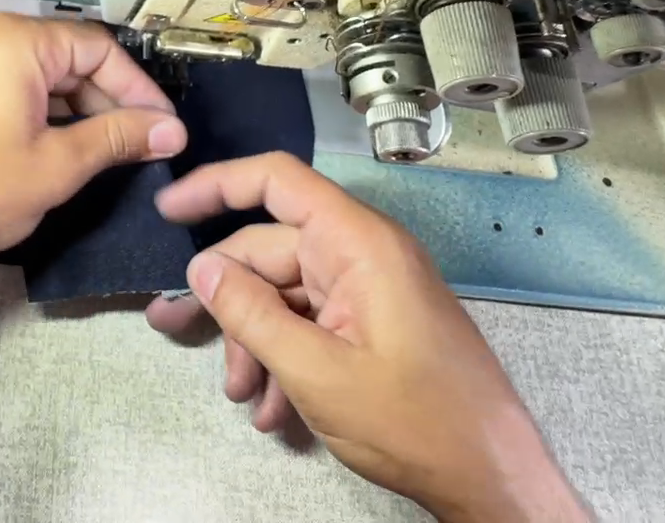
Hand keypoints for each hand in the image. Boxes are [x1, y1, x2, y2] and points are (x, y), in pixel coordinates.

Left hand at [0, 13, 187, 282]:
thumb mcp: (56, 166)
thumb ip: (117, 138)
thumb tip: (173, 131)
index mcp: (13, 39)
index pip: (97, 48)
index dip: (138, 88)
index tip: (165, 126)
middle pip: (65, 55)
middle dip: (106, 99)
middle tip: (141, 142)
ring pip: (36, 70)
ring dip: (73, 106)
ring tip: (105, 147)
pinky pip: (5, 80)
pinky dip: (37, 107)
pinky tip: (58, 141)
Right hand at [144, 153, 588, 522]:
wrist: (495, 484)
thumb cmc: (414, 421)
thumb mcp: (316, 372)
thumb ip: (251, 313)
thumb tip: (201, 266)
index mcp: (356, 241)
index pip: (276, 180)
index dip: (217, 185)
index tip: (168, 208)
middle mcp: (358, 251)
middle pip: (268, 250)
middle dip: (229, 301)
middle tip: (176, 331)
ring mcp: (363, 287)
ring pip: (281, 292)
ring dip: (254, 340)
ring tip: (244, 397)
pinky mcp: (367, 320)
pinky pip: (307, 319)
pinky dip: (283, 356)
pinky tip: (273, 409)